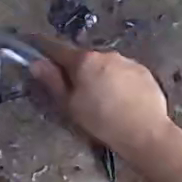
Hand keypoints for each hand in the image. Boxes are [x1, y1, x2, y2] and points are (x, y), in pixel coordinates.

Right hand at [26, 38, 174, 161]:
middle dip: (79, 70)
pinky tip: (123, 102)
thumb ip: (53, 82)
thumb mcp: (70, 106)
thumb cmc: (102, 121)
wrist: (145, 132)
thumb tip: (37, 63)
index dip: (45, 49)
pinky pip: (126, 74)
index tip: (37, 49)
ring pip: (107, 66)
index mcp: (84, 60)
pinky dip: (120, 83)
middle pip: (85, 59)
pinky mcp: (145, 72)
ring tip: (104, 101)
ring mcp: (128, 61)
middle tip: (78, 93)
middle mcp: (106, 54)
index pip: (58, 48)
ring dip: (101, 76)